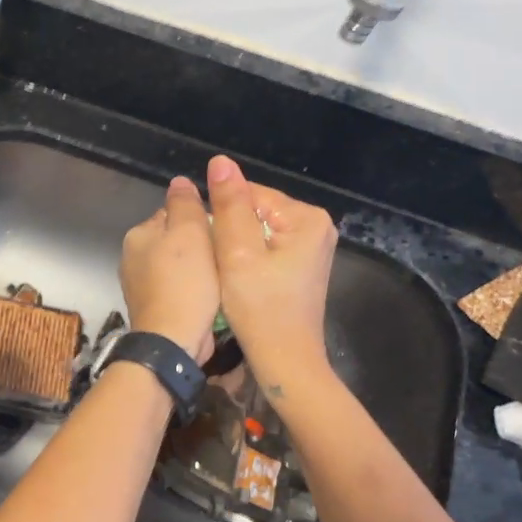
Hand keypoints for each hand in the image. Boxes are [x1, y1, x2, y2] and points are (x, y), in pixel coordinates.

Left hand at [120, 176, 219, 362]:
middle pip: (174, 240)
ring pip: (177, 265)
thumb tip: (180, 181)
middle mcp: (132, 258)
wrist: (172, 338)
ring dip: (197, 269)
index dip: (199, 218)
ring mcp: (139, 285)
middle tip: (223, 254)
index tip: (219, 231)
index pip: (171, 213)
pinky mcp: (152, 307)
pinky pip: (177, 288)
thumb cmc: (184, 282)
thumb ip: (186, 204)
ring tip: (219, 276)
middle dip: (198, 245)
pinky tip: (208, 296)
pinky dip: (192, 290)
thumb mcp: (190, 232)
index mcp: (138, 235)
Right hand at [206, 155, 337, 382]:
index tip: (204, 242)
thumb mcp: (237, 252)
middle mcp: (317, 227)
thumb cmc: (259, 307)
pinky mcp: (303, 268)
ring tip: (222, 269)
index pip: (251, 194)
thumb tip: (220, 162)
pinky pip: (266, 249)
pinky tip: (237, 278)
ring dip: (235, 246)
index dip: (220, 214)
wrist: (284, 359)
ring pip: (258, 232)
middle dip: (229, 231)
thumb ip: (229, 206)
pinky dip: (247, 259)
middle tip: (212, 260)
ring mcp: (313, 248)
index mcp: (306, 217)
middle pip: (256, 212)